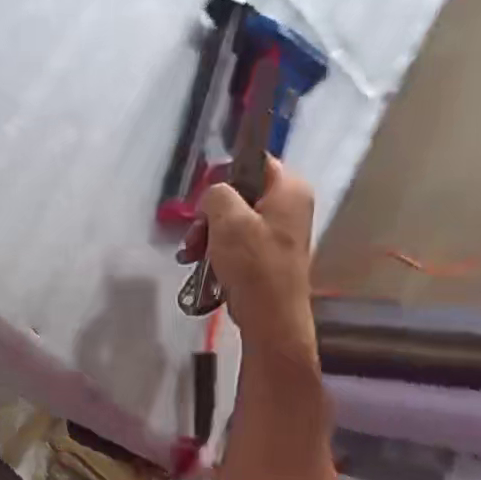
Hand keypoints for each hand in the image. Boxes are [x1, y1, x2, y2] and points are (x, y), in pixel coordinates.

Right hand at [176, 157, 318, 363]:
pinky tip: (199, 263)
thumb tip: (214, 196)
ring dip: (206, 234)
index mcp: (289, 190)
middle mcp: (289, 205)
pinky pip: (235, 240)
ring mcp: (278, 232)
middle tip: (194, 233)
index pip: (254, 161)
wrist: (270, 318)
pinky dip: (215, 249)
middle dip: (209, 213)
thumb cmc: (253, 265)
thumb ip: (217, 195)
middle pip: (239, 193)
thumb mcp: (228, 221)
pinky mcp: (266, 254)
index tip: (203, 196)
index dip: (224, 174)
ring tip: (191, 254)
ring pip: (232, 219)